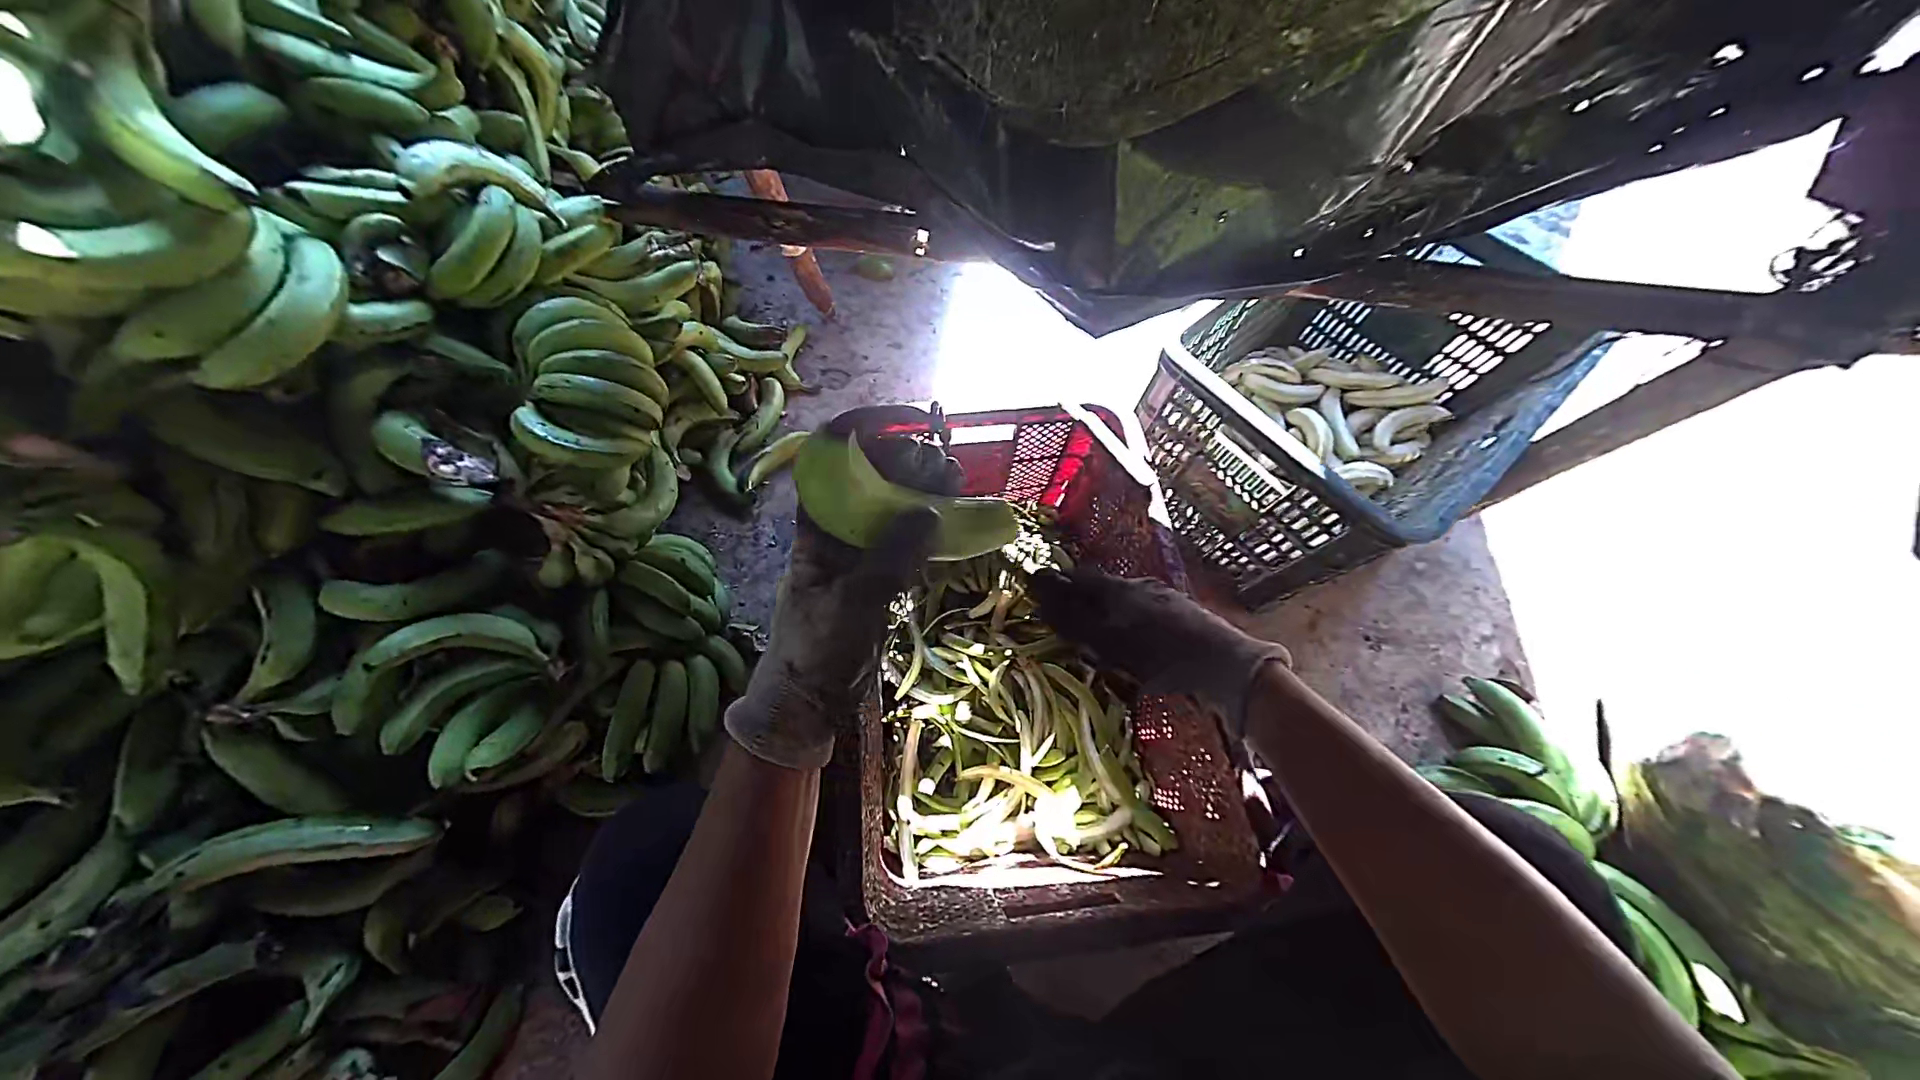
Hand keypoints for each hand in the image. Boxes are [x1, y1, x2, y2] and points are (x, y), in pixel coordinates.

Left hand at [725, 427, 953, 769]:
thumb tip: (929, 512)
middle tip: (944, 465)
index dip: (866, 430)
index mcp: (816, 526)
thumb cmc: (815, 650)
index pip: (833, 458)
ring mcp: (863, 550)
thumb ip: (890, 558)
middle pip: (874, 477)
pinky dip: (933, 524)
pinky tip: (956, 516)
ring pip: (896, 505)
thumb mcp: (852, 604)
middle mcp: (839, 529)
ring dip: (926, 489)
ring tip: (957, 484)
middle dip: (909, 461)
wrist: (810, 700)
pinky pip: (910, 537)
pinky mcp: (884, 572)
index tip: (906, 424)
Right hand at [1029, 568, 1289, 734]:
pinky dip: (1125, 618)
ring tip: (1093, 624)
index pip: (1078, 577)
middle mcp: (1139, 586)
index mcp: (1118, 590)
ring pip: (1123, 597)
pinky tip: (1131, 635)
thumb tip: (1040, 604)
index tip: (1037, 587)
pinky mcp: (1180, 612)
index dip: (1055, 582)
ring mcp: (1163, 597)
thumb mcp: (1109, 644)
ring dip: (1103, 607)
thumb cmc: (1161, 656)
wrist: (1224, 664)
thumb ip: (1074, 624)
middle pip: (1100, 586)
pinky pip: (1142, 609)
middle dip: (1078, 594)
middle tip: (1061, 609)